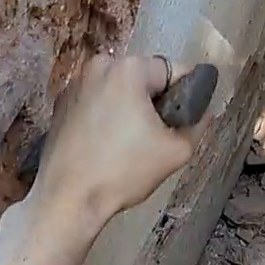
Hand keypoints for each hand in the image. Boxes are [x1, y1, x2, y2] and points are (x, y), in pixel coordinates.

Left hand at [29, 54, 198, 230]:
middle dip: (153, 103)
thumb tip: (204, 112)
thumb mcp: (176, 151)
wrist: (67, 198)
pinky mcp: (59, 104)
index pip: (173, 71)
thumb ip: (198, 124)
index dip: (185, 96)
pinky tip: (105, 146)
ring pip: (118, 90)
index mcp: (129, 68)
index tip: (181, 123)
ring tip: (129, 145)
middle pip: (143, 78)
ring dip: (128, 109)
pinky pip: (96, 103)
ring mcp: (74, 84)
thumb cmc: (123, 171)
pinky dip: (105, 117)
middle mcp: (98, 65)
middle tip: (155, 139)